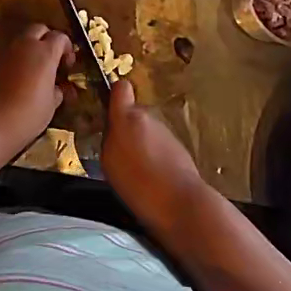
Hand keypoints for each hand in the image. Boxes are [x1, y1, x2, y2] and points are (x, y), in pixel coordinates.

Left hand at [0, 24, 73, 149]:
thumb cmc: (27, 115)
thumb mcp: (50, 105)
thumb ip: (56, 90)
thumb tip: (56, 88)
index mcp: (44, 52)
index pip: (60, 37)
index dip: (66, 48)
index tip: (68, 65)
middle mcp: (24, 45)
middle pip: (38, 30)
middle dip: (47, 41)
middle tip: (51, 61)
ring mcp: (3, 52)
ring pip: (20, 41)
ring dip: (29, 50)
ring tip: (33, 72)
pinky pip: (6, 56)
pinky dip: (14, 62)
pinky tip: (15, 81)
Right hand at [102, 79, 210, 227]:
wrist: (180, 202)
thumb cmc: (138, 184)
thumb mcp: (110, 163)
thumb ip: (110, 139)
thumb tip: (113, 130)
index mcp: (127, 118)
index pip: (121, 88)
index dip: (116, 96)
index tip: (110, 111)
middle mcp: (149, 118)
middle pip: (134, 114)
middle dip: (128, 127)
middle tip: (122, 153)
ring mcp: (166, 132)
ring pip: (147, 130)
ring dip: (143, 143)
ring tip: (138, 170)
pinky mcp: (180, 147)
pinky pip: (159, 145)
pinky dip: (155, 155)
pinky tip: (153, 177)